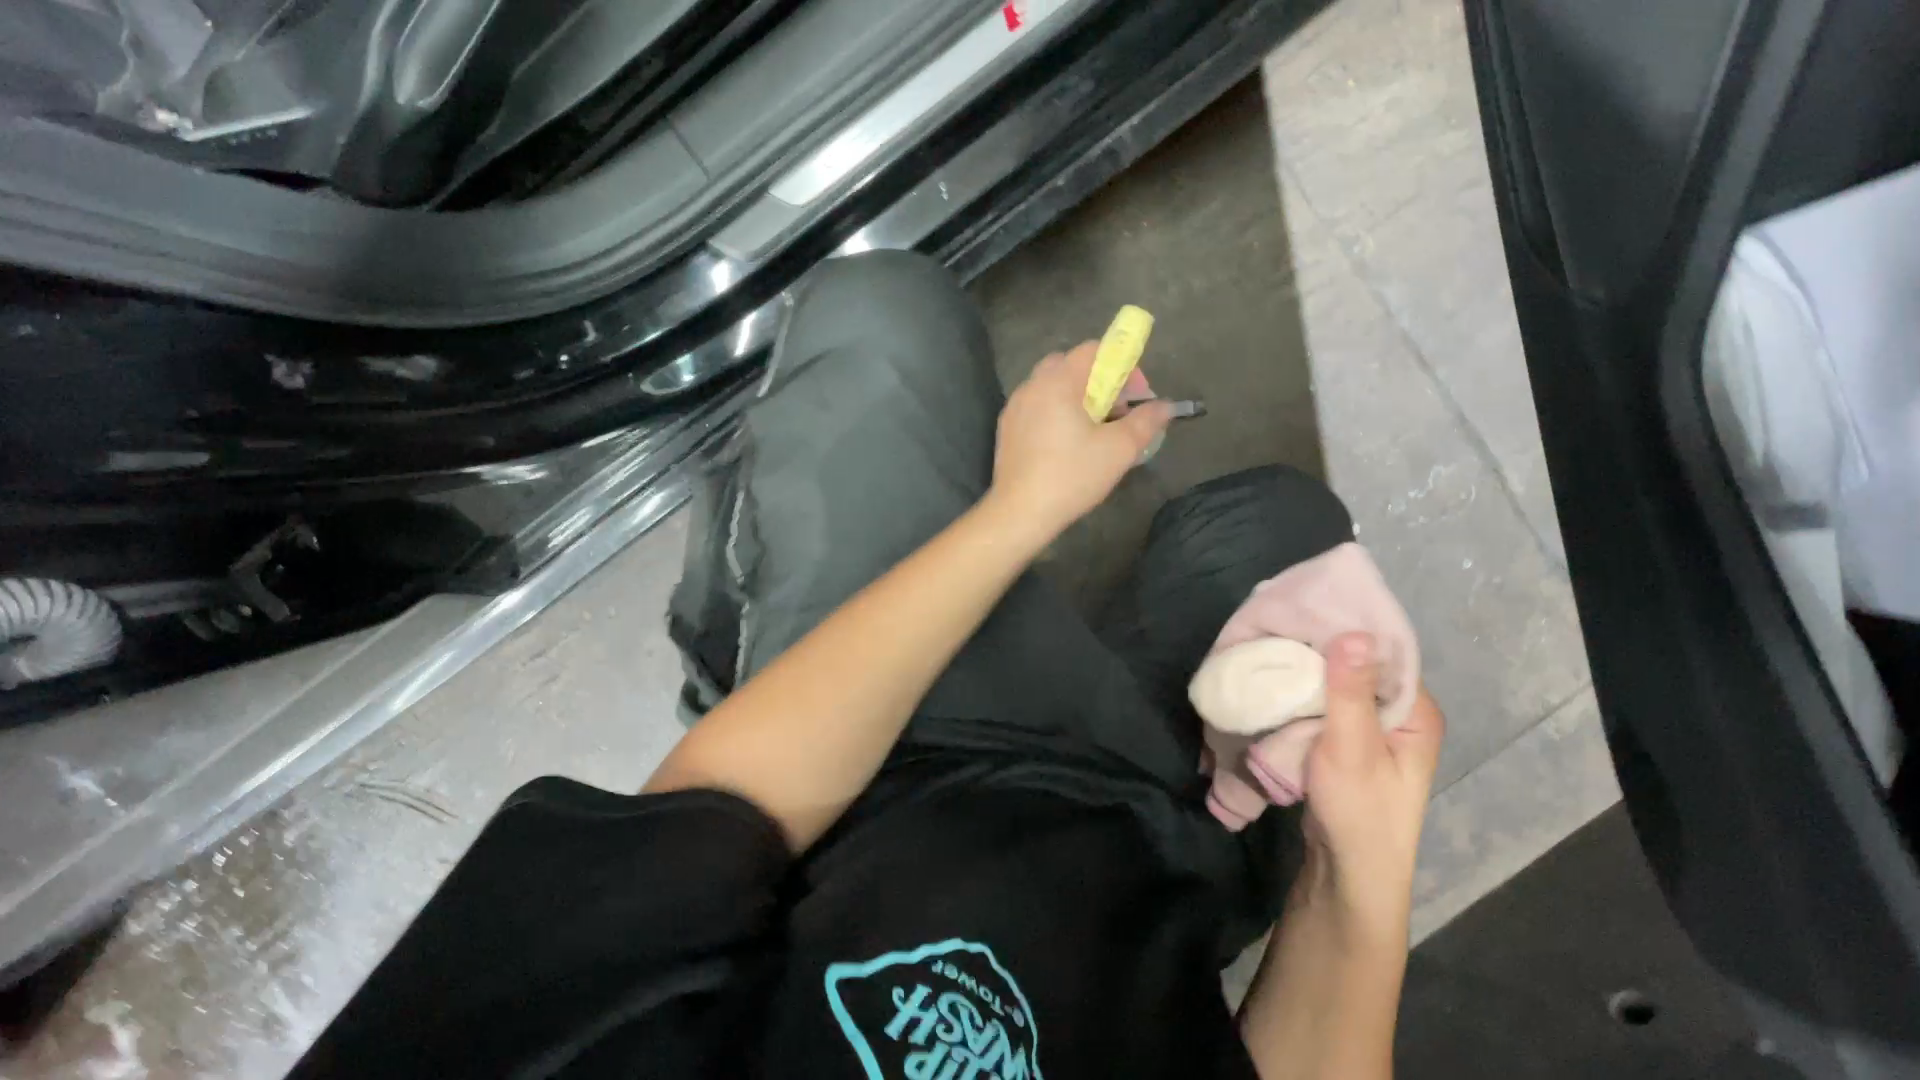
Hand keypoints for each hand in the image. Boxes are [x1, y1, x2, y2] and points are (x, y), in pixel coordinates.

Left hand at [987, 341, 1171, 538]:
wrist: (1020, 512)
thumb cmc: (1072, 475)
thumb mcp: (1118, 449)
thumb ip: (1146, 421)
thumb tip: (1166, 406)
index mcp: (1058, 381)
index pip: (1093, 349)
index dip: (1122, 364)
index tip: (1135, 395)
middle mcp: (1032, 385)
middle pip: (1071, 365)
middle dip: (1099, 381)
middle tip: (1117, 411)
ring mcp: (1015, 406)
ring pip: (1052, 386)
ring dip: (1077, 397)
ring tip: (1095, 429)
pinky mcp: (1007, 428)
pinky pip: (1037, 406)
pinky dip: (1056, 412)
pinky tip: (1067, 444)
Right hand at [1298, 632, 1444, 939]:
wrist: (1347, 875)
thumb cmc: (1359, 811)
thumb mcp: (1352, 748)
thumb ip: (1351, 692)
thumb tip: (1354, 631)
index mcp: (1416, 712)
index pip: (1383, 654)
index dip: (1344, 630)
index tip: (1300, 612)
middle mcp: (1400, 717)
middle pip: (1357, 669)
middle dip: (1317, 654)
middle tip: (1273, 632)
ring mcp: (1372, 733)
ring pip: (1336, 690)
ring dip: (1305, 677)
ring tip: (1268, 654)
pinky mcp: (1346, 747)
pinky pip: (1324, 709)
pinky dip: (1301, 700)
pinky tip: (1274, 688)